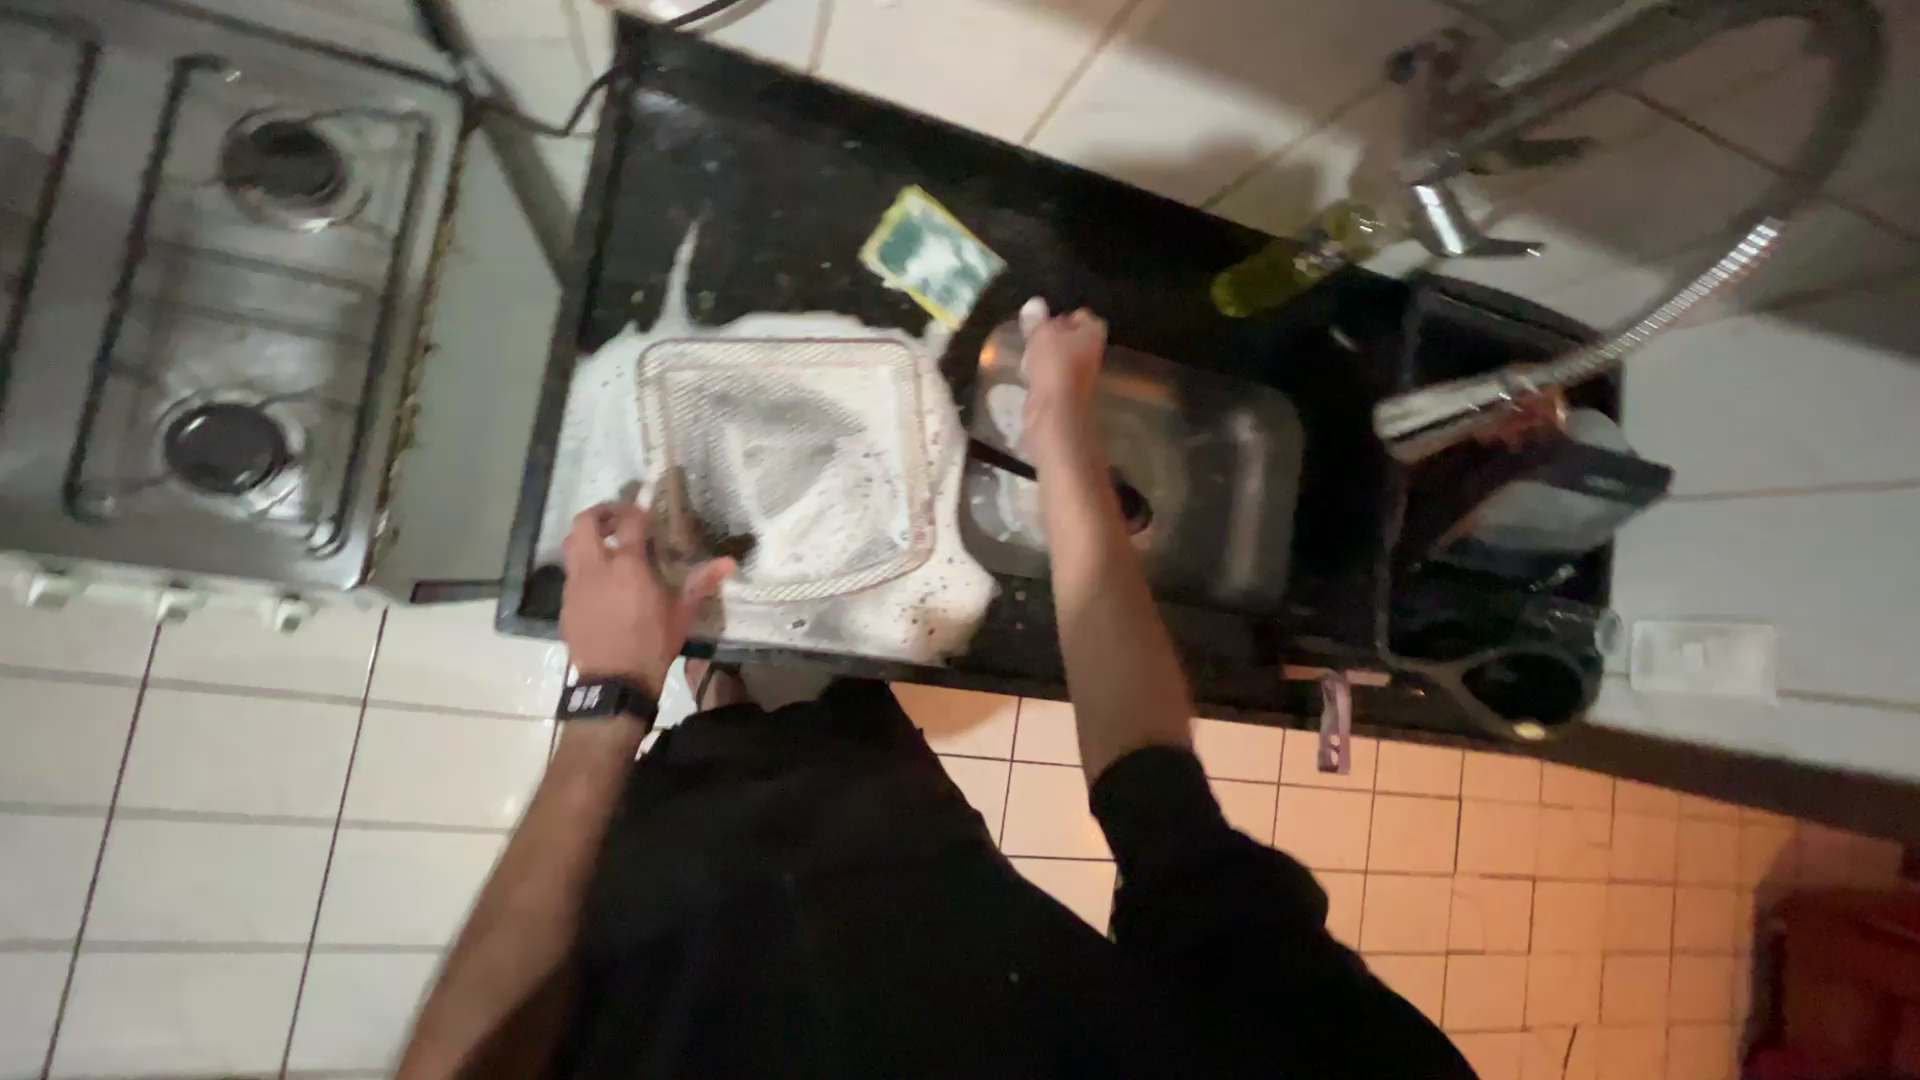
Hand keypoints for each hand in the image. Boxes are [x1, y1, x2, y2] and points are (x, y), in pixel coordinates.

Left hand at [560, 502, 734, 698]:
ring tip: (607, 544)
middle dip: (601, 512)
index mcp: (628, 567)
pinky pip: (571, 573)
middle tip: (618, 518)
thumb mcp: (682, 614)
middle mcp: (596, 568)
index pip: (627, 522)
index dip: (635, 509)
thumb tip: (729, 562)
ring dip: (587, 537)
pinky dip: (584, 565)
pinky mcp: (566, 603)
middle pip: (585, 523)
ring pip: (571, 545)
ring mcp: (576, 585)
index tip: (644, 510)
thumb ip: (701, 583)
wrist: (614, 681)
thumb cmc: (653, 644)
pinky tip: (601, 581)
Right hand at [1022, 308, 1107, 444]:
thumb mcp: (1042, 334)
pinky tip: (1028, 377)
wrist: (1055, 410)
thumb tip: (1034, 303)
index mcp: (1094, 333)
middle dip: (1051, 338)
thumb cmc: (1054, 363)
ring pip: (1060, 359)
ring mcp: (1082, 375)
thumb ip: (1037, 320)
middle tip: (1033, 338)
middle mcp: (1093, 353)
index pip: (1081, 316)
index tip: (1043, 322)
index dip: (1062, 317)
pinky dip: (1041, 375)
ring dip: (1044, 358)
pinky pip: (1052, 377)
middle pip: (1070, 338)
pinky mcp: (1068, 393)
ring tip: (1028, 358)